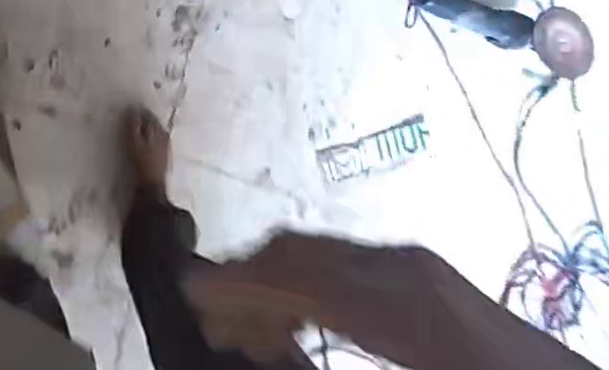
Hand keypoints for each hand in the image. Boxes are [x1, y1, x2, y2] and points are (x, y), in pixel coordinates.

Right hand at [187, 233, 597, 369]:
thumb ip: (327, 362)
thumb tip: (270, 346)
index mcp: (404, 307)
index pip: (297, 276)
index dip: (238, 284)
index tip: (193, 295)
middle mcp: (400, 265)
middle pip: (296, 250)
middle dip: (244, 279)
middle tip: (208, 316)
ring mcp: (409, 260)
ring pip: (313, 250)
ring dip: (269, 279)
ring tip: (242, 324)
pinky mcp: (415, 268)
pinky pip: (339, 261)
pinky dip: (302, 282)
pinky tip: (292, 319)